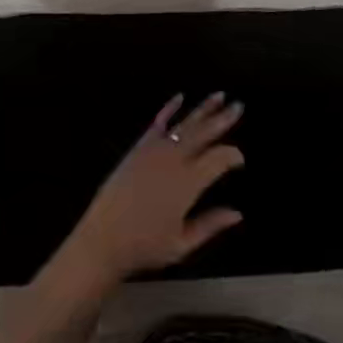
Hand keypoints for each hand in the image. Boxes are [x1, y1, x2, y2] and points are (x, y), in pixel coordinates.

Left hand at [55, 93, 245, 286]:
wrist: (102, 240)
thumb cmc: (144, 247)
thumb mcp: (182, 245)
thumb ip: (211, 226)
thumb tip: (237, 214)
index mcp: (188, 183)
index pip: (219, 159)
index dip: (233, 155)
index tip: (240, 159)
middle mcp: (174, 160)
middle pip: (204, 133)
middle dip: (223, 119)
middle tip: (239, 105)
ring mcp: (155, 150)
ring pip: (185, 124)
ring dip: (203, 109)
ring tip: (219, 95)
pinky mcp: (138, 148)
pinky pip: (158, 123)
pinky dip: (169, 109)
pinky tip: (180, 97)